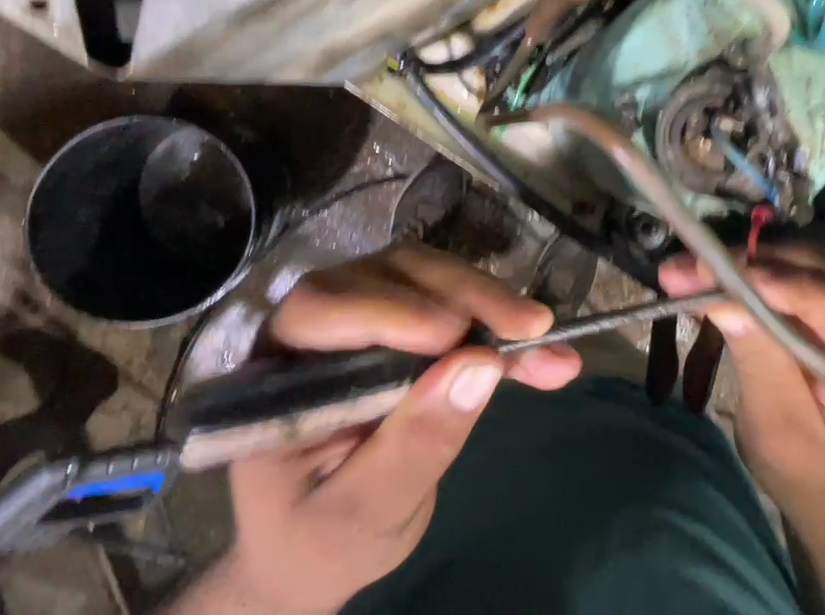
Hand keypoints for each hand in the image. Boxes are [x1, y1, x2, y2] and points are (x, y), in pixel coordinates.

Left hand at [197, 242, 581, 613]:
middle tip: (529, 327)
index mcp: (276, 373)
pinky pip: (455, 303)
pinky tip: (548, 355)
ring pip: (426, 277)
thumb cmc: (321, 540)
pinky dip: (502, 324)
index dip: (384, 310)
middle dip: (461, 295)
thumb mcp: (363, 513)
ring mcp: (360, 317)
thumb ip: (413, 445)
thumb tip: (480, 365)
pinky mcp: (403, 324)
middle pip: (384, 276)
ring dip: (489, 301)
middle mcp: (313, 328)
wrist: (320, 546)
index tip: (453, 335)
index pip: (317, 311)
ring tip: (544, 340)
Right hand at [658, 244, 824, 515]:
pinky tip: (736, 271)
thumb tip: (724, 300)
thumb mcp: (775, 425)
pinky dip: (775, 266)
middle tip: (699, 266)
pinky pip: (822, 269)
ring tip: (708, 266)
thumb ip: (759, 358)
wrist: (823, 479)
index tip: (727, 271)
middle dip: (766, 267)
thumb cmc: (802, 467)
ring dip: (766, 261)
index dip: (791, 286)